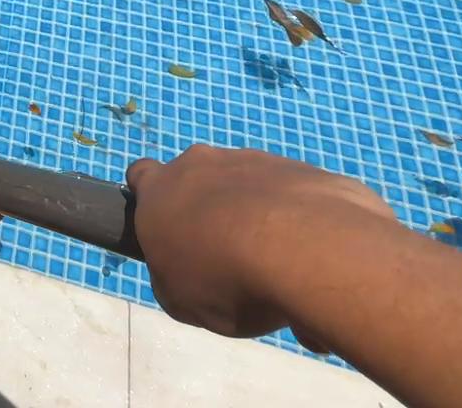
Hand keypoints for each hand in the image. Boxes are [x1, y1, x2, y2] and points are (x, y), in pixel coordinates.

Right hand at [126, 145, 396, 346]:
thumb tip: (185, 275)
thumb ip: (172, 278)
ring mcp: (253, 162)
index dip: (153, 197)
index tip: (172, 226)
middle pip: (200, 180)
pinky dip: (305, 226)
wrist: (306, 252)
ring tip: (285, 270)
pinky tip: (319, 264)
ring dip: (261, 220)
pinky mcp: (303, 172)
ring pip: (252, 189)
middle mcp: (200, 164)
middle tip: (234, 257)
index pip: (141, 174)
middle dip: (215, 213)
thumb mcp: (180, 299)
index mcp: (159, 188)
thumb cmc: (225, 276)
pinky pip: (298, 200)